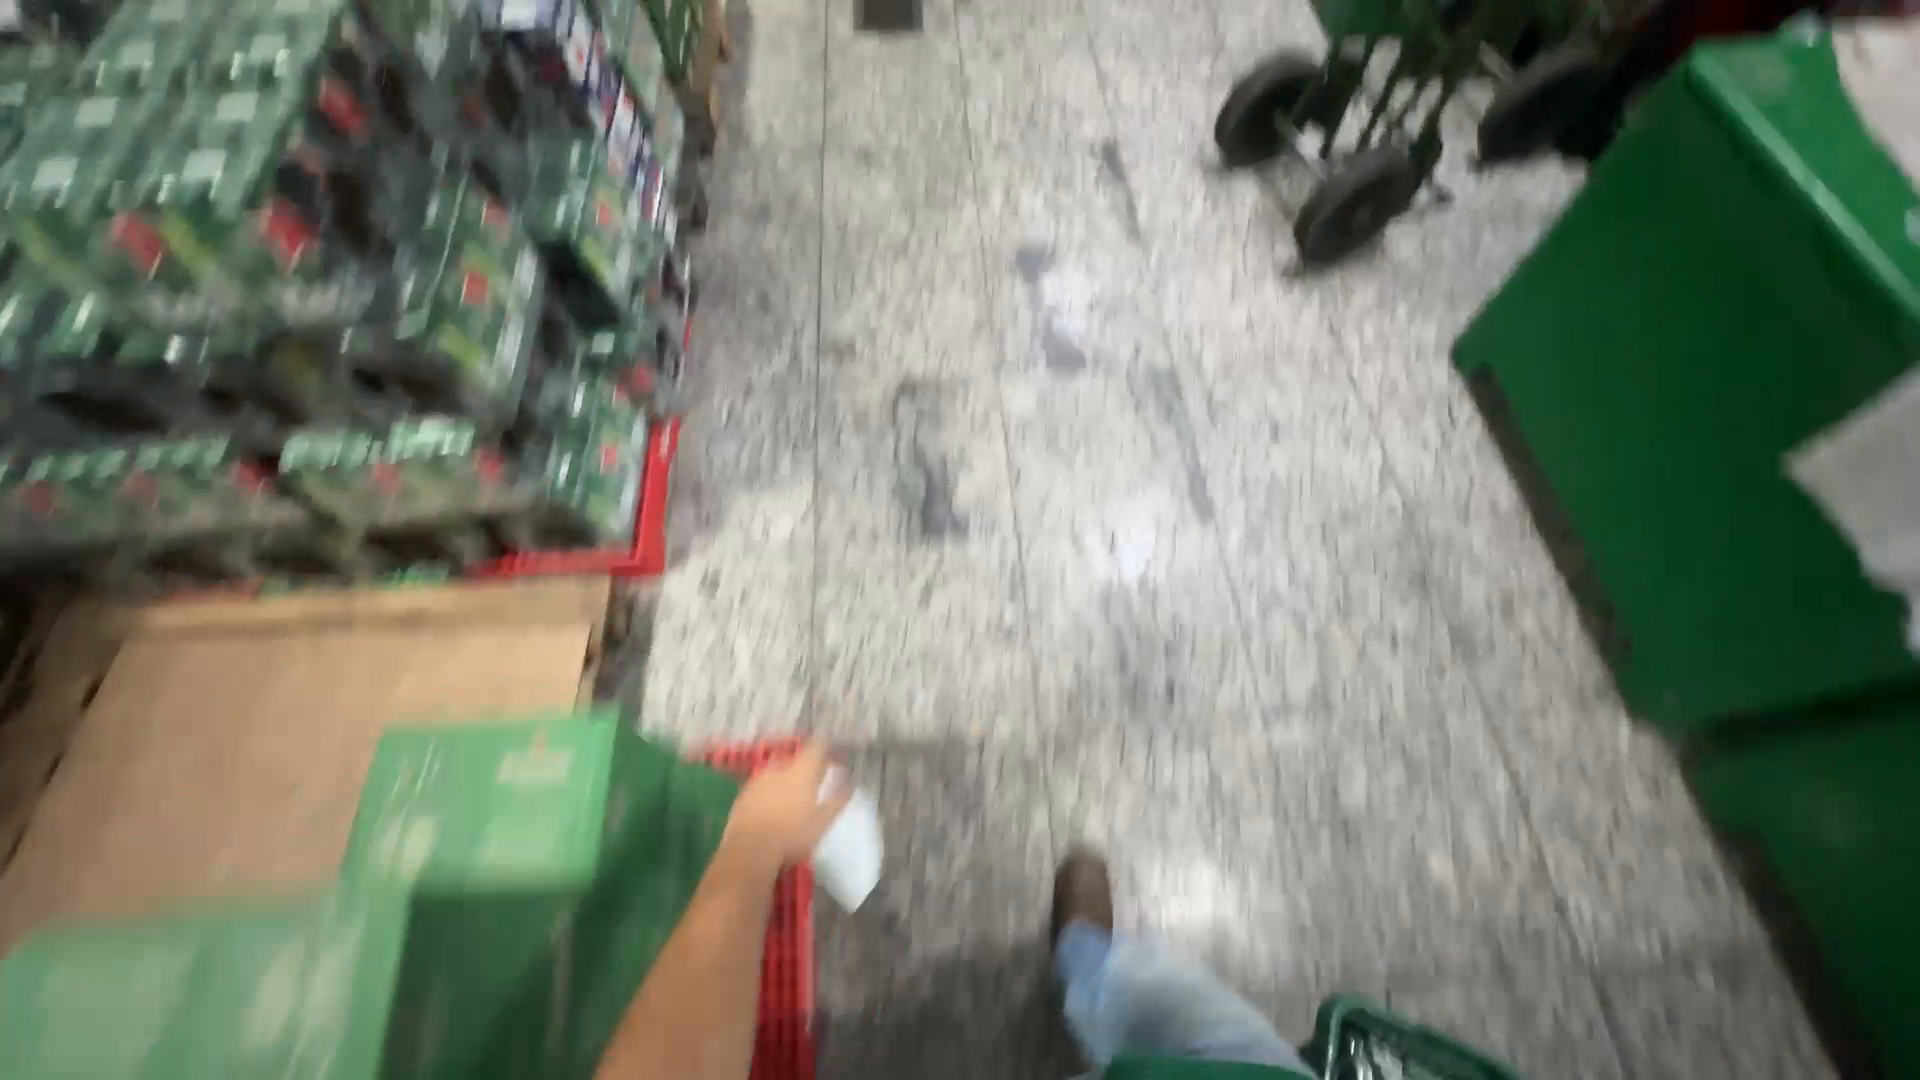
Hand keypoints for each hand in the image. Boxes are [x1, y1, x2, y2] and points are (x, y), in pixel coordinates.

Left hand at [723, 741, 852, 869]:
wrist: (748, 853)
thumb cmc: (791, 836)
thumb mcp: (822, 822)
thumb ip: (838, 799)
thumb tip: (851, 782)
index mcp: (802, 771)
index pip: (817, 746)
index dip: (828, 748)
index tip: (836, 757)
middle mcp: (779, 768)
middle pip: (797, 758)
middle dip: (807, 766)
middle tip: (816, 782)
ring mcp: (758, 779)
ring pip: (778, 771)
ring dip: (788, 778)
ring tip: (793, 797)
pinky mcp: (743, 794)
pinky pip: (762, 784)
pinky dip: (771, 790)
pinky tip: (772, 808)